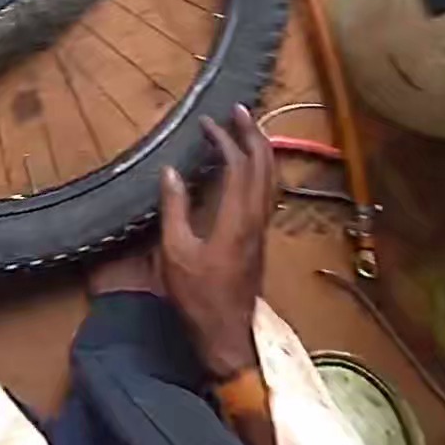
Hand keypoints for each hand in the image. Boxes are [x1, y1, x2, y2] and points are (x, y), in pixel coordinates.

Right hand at [158, 104, 274, 379]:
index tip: (206, 123)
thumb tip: (171, 171)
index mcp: (236, 220)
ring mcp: (261, 229)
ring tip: (249, 128)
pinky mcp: (259, 237)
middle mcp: (256, 219)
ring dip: (262, 149)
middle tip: (239, 110)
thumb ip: (174, 208)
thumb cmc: (198, 294)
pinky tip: (251, 165)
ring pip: (272, 179)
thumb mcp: (175, 251)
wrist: (227, 334)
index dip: (225, 141)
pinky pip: (268, 191)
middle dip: (253, 135)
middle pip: (265, 167)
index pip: (239, 167)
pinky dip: (262, 168)